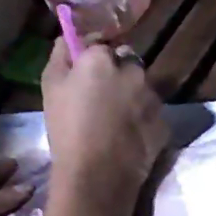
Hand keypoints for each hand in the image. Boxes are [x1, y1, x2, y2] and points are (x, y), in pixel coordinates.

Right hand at [41, 40, 167, 200]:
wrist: (100, 174)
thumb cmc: (68, 128)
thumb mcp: (51, 86)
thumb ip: (61, 56)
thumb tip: (68, 41)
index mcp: (103, 59)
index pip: (104, 46)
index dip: (97, 59)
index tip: (90, 72)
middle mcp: (134, 74)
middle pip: (130, 65)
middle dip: (121, 74)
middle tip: (106, 96)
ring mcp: (153, 101)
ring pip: (146, 90)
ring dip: (136, 97)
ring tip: (120, 119)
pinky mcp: (165, 126)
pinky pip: (155, 115)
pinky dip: (146, 120)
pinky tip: (132, 136)